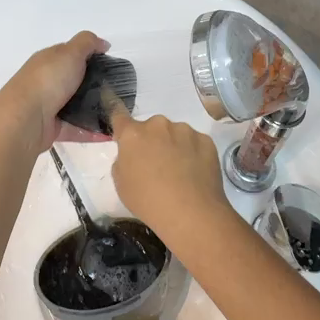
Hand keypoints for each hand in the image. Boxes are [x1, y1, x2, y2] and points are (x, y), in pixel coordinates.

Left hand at [0, 31, 109, 155]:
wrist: (25, 118)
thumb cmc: (48, 80)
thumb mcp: (70, 52)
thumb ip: (88, 43)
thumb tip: (103, 44)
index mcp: (48, 60)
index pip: (71, 54)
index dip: (91, 56)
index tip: (112, 64)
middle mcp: (47, 81)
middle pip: (75, 81)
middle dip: (96, 84)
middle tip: (119, 89)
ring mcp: (49, 105)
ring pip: (76, 106)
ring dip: (95, 109)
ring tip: (118, 112)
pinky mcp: (53, 128)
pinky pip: (77, 128)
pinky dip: (92, 131)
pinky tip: (111, 132)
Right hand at [108, 110, 231, 241]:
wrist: (191, 213)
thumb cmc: (148, 201)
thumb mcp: (121, 184)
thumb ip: (123, 161)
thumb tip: (133, 155)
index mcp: (133, 134)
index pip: (119, 115)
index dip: (117, 114)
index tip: (114, 106)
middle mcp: (158, 125)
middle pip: (151, 129)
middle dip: (151, 141)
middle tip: (155, 166)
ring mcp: (184, 130)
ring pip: (175, 134)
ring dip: (173, 146)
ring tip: (179, 174)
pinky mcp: (205, 140)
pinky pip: (194, 143)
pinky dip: (193, 154)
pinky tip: (195, 174)